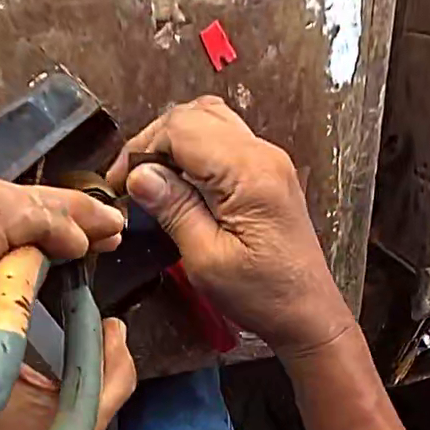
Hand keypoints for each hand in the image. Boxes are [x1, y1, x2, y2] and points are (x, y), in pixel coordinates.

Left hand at [0, 174, 137, 429]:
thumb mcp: (67, 427)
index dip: (47, 215)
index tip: (87, 250)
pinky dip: (25, 237)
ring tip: (92, 240)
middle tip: (107, 233)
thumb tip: (114, 324)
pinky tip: (60, 254)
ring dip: (43, 219)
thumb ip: (110, 373)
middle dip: (57, 209)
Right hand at [106, 97, 355, 359]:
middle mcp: (264, 157)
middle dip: (155, 142)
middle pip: (194, 116)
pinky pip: (226, 142)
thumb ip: (174, 210)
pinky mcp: (269, 174)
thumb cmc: (267, 295)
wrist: (307, 314)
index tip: (121, 181)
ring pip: (210, 121)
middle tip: (132, 180)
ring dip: (175, 143)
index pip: (182, 127)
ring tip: (155, 181)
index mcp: (250, 174)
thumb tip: (139, 175)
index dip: (142, 148)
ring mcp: (270, 163)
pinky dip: (197, 153)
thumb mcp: (208, 260)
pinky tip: (183, 185)